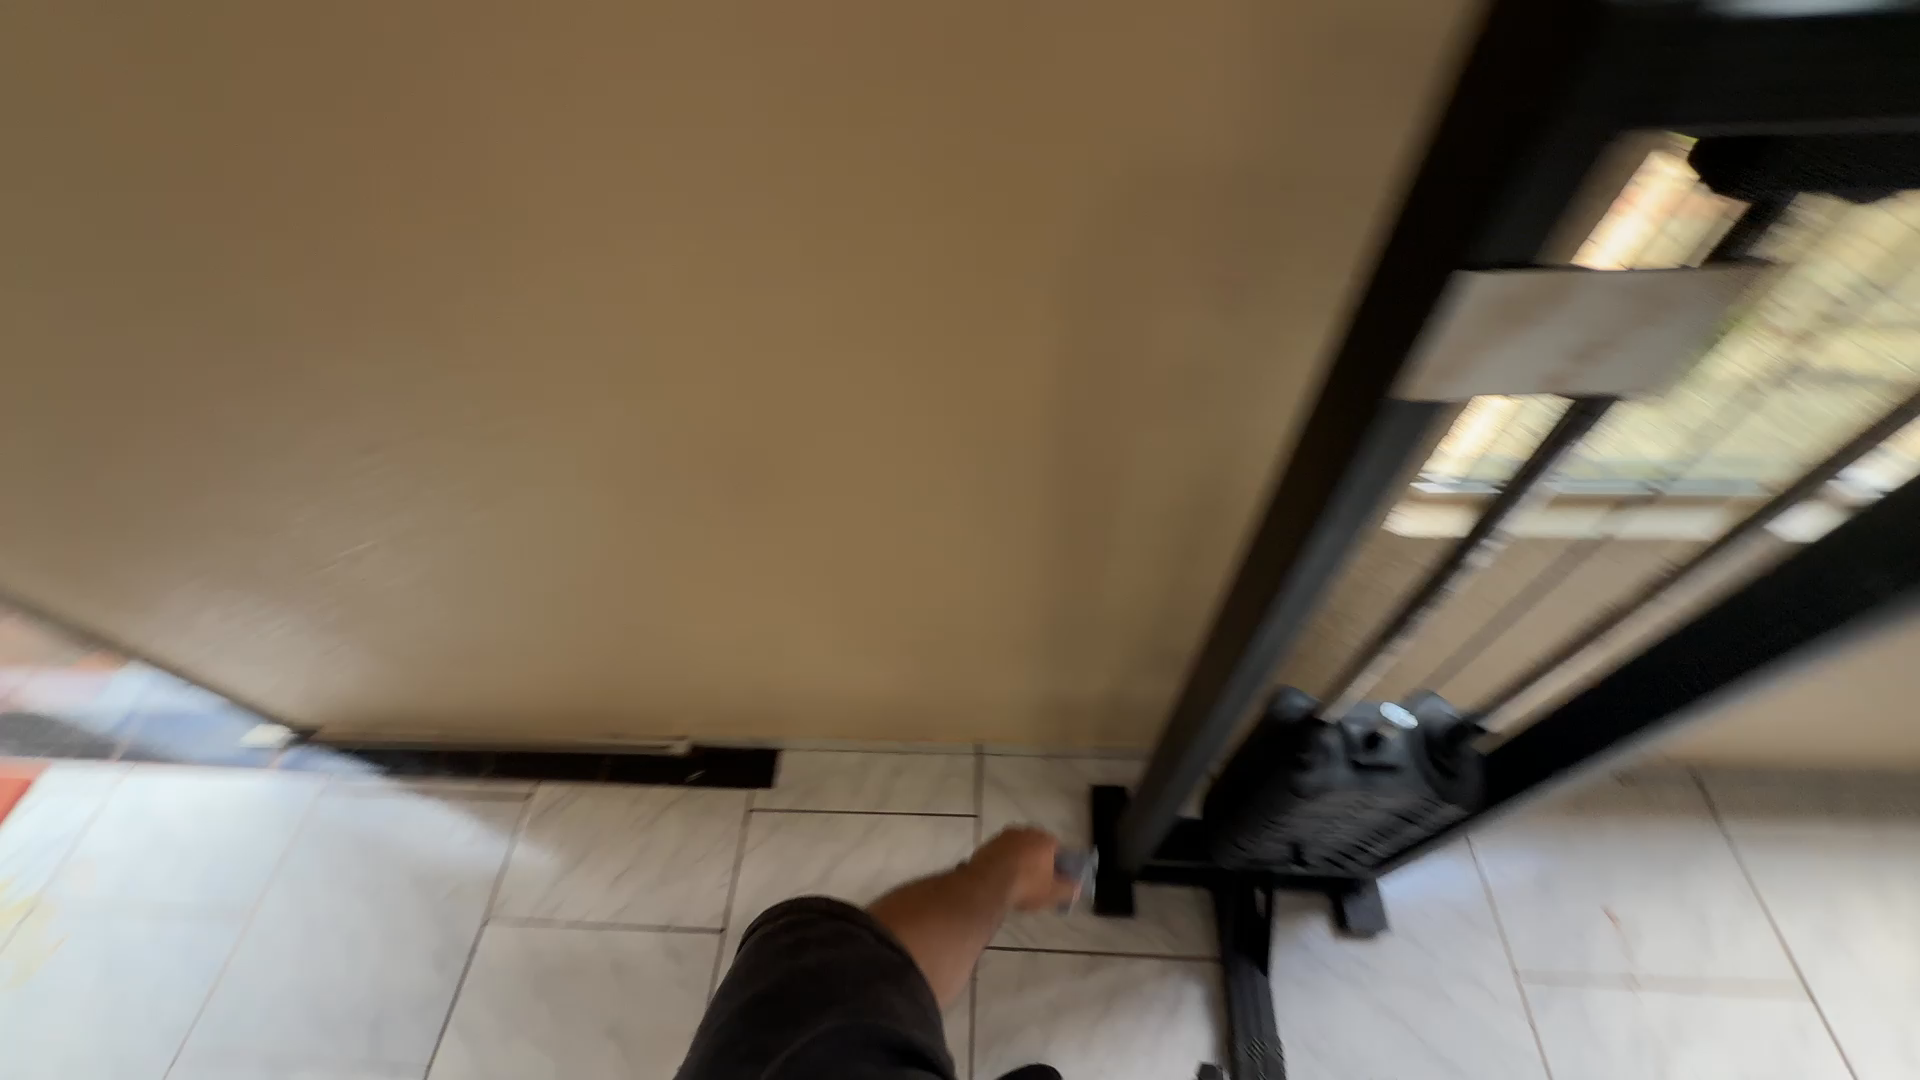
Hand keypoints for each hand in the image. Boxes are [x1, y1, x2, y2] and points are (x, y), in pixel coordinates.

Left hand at [968, 826, 1080, 912]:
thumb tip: (1077, 887)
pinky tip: (1002, 878)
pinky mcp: (987, 843)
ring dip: (1019, 859)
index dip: (1057, 862)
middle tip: (1037, 879)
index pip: (1057, 847)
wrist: (989, 883)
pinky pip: (1001, 852)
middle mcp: (1025, 831)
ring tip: (1017, 880)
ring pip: (1017, 847)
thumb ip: (1068, 889)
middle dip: (1037, 859)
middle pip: (1036, 844)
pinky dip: (1003, 862)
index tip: (1055, 877)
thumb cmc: (1027, 885)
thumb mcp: (1053, 892)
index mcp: (1044, 839)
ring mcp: (1004, 836)